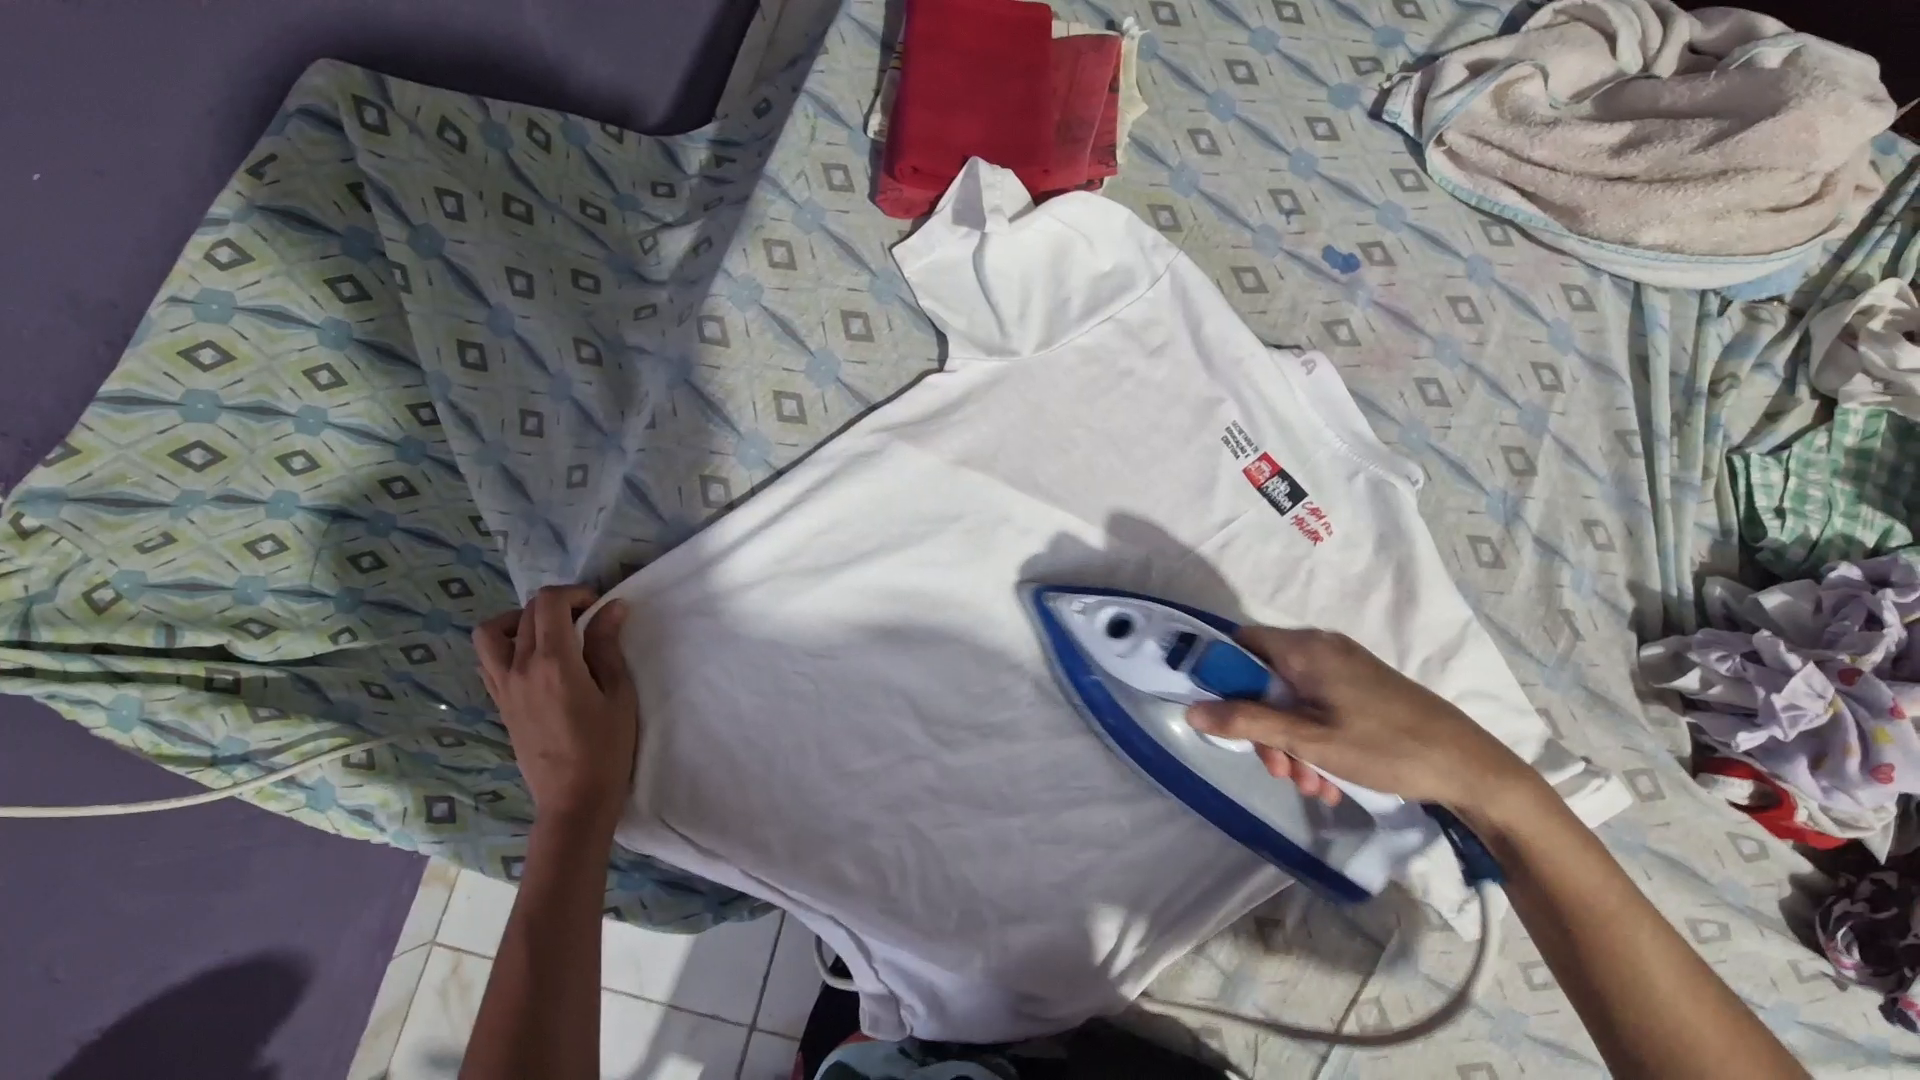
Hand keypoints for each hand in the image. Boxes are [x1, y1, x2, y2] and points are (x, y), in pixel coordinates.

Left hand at [473, 586, 638, 832]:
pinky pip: (487, 659)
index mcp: (553, 662)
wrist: (573, 799)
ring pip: (492, 632)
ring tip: (550, 634)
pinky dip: (505, 645)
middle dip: (557, 605)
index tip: (599, 606)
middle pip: (526, 613)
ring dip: (519, 620)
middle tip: (587, 619)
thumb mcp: (619, 694)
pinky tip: (534, 659)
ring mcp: (503, 686)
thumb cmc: (607, 747)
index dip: (575, 593)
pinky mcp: (498, 703)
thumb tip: (612, 608)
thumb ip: (608, 647)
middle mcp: (519, 668)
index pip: (549, 603)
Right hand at [1185, 627, 1538, 813]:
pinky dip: (1313, 740)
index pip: (1240, 643)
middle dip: (1262, 727)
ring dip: (1289, 743)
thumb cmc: (1384, 748)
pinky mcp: (1362, 689)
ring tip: (1309, 785)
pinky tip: (1328, 780)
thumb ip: (1247, 721)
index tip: (1224, 718)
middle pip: (1264, 678)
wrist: (1470, 768)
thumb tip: (1192, 709)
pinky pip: (1318, 707)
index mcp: (1306, 649)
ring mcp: (1345, 669)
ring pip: (1291, 700)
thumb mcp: (1308, 740)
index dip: (1222, 676)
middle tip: (1278, 769)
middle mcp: (1323, 648)